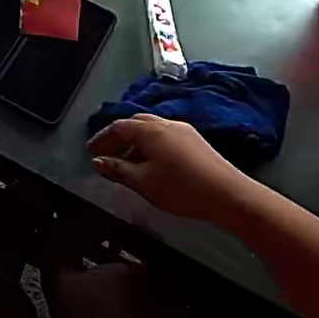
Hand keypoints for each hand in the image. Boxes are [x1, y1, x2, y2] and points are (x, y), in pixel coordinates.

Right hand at [87, 114, 261, 222]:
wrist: (228, 194)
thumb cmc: (181, 188)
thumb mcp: (143, 182)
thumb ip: (118, 170)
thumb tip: (99, 161)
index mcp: (151, 131)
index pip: (119, 127)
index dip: (102, 138)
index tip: (90, 152)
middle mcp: (166, 124)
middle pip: (135, 123)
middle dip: (118, 137)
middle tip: (105, 154)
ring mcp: (184, 131)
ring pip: (151, 129)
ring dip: (134, 142)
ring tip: (125, 163)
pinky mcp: (195, 142)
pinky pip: (164, 136)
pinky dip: (150, 145)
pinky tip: (150, 164)